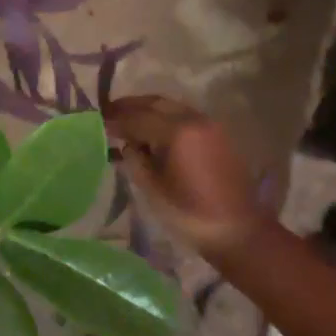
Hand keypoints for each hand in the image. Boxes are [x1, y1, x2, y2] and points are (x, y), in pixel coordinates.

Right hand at [103, 95, 273, 251]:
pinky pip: (184, 116)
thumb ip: (135, 159)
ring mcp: (209, 125)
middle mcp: (194, 120)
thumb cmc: (190, 215)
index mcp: (177, 132)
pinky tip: (152, 132)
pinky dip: (164, 117)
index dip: (115, 119)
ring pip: (171, 107)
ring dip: (147, 110)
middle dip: (130, 106)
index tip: (97, 121)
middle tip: (109, 113)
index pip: (137, 117)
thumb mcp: (153, 189)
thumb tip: (127, 144)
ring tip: (128, 121)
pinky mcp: (217, 135)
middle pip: (155, 103)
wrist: (238, 232)